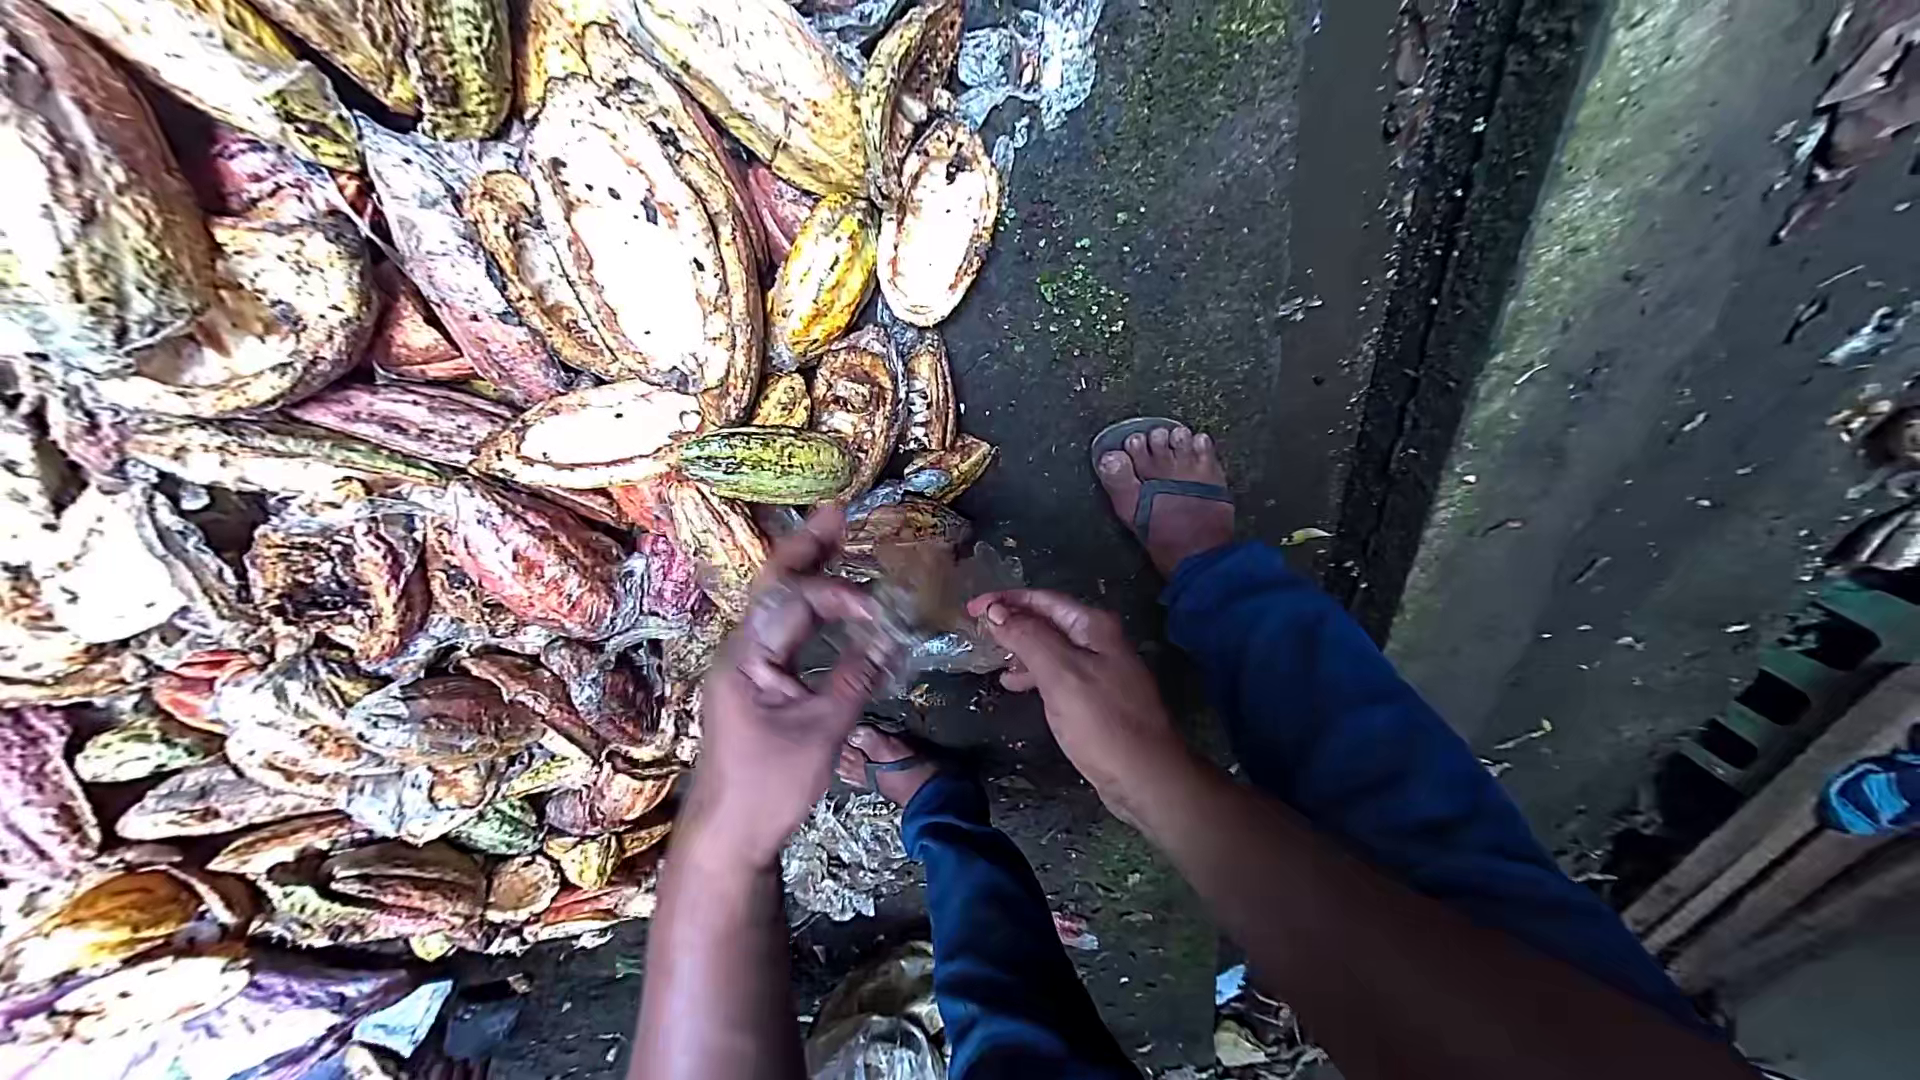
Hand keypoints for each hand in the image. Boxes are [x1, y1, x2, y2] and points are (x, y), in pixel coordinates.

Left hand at [687, 507, 892, 867]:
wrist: (727, 838)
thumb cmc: (768, 788)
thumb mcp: (820, 732)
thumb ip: (855, 678)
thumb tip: (892, 639)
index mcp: (747, 656)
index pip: (797, 603)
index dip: (842, 597)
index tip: (881, 614)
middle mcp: (741, 650)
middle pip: (776, 586)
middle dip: (809, 548)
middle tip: (839, 512)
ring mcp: (747, 665)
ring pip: (778, 604)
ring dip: (809, 572)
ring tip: (836, 537)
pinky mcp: (757, 682)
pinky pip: (784, 630)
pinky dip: (810, 608)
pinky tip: (829, 601)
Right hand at [966, 589, 1188, 824]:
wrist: (1146, 778)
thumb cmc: (1103, 723)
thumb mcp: (1060, 674)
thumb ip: (1027, 637)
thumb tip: (996, 610)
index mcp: (1093, 626)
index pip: (1041, 599)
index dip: (1004, 599)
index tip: (971, 607)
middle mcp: (1098, 640)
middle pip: (1046, 619)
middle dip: (1011, 620)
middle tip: (976, 629)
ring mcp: (1099, 668)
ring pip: (1049, 646)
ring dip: (1019, 647)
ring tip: (991, 657)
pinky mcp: (1095, 695)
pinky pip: (1056, 672)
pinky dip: (1032, 673)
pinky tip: (1014, 684)